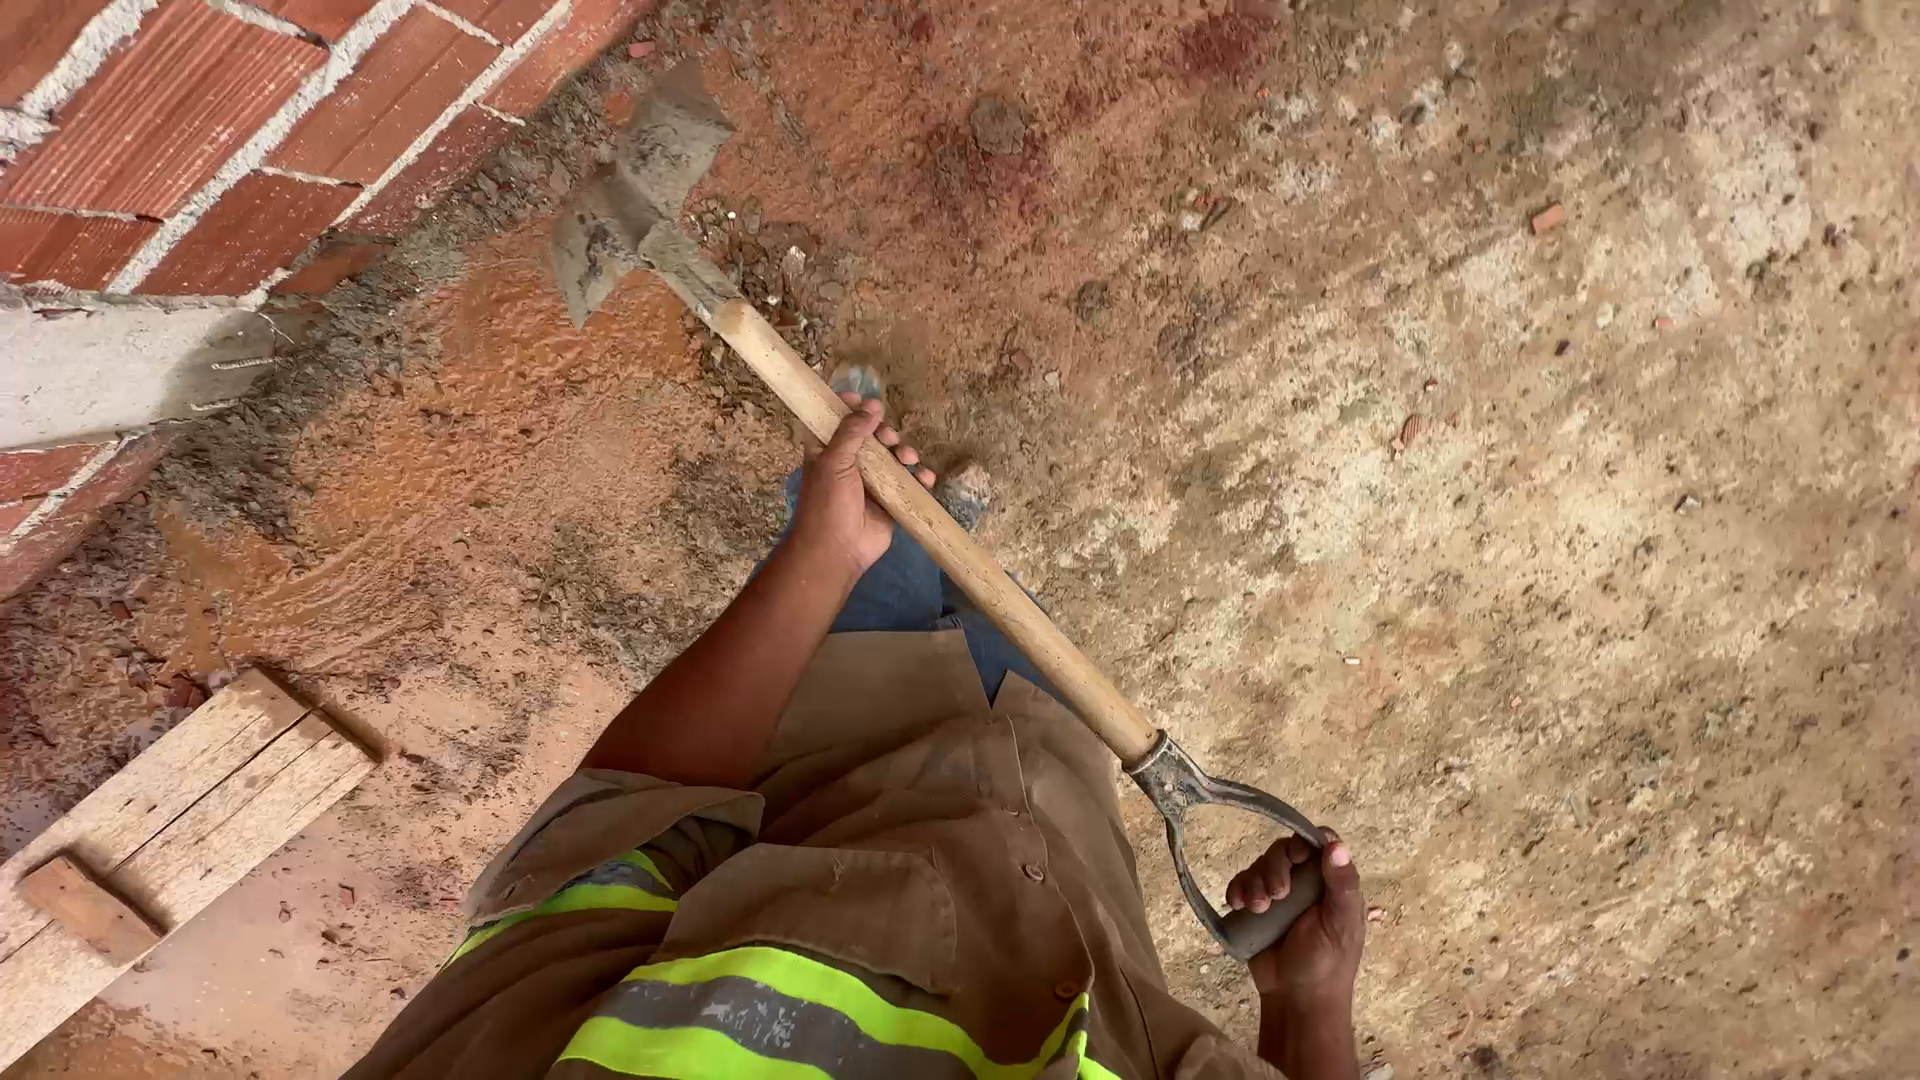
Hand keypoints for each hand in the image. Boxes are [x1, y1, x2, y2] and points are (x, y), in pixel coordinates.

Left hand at [786, 393, 934, 582]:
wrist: (837, 550)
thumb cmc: (827, 503)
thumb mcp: (834, 462)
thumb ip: (852, 432)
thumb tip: (872, 405)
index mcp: (828, 451)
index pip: (837, 420)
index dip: (850, 407)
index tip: (865, 400)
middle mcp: (850, 463)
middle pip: (872, 436)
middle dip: (885, 432)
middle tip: (889, 438)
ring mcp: (872, 482)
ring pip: (894, 457)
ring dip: (904, 452)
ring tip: (908, 458)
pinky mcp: (891, 501)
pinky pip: (909, 483)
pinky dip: (919, 478)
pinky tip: (924, 478)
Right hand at [1233, 829, 1364, 1079]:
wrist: (1295, 1001)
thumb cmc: (1326, 965)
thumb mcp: (1340, 926)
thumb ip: (1341, 885)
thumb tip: (1337, 844)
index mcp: (1331, 883)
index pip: (1318, 844)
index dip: (1305, 842)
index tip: (1295, 855)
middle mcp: (1305, 882)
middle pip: (1284, 851)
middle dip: (1274, 868)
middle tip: (1275, 895)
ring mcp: (1277, 893)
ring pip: (1259, 865)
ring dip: (1254, 881)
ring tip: (1257, 908)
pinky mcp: (1255, 905)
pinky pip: (1240, 882)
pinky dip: (1237, 889)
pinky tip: (1238, 905)